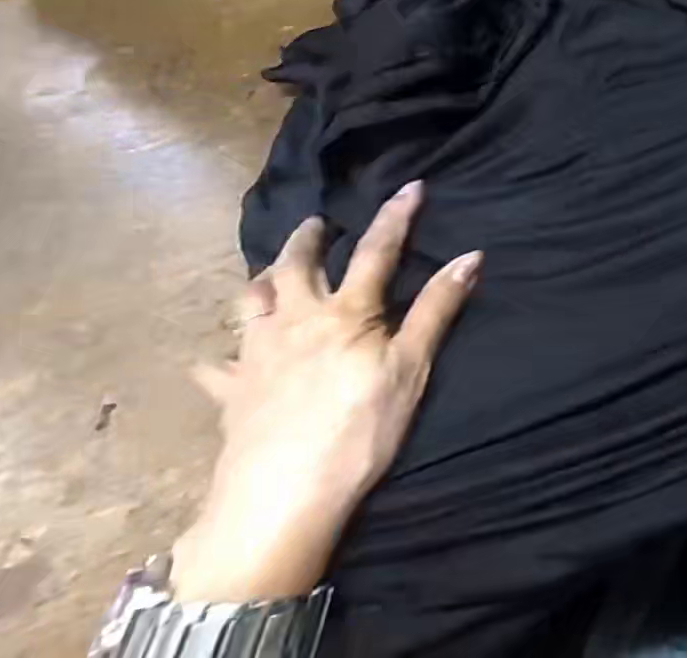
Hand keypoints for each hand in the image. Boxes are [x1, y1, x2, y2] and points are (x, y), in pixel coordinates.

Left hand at [171, 182, 479, 602]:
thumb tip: (471, 256)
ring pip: (248, 304)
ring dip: (261, 280)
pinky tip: (219, 359)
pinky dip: (219, 356)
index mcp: (345, 314)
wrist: (281, 500)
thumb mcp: (411, 366)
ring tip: (270, 272)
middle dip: (307, 239)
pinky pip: (216, 368)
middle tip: (315, 223)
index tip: (411, 185)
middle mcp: (294, 323)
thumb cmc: (361, 429)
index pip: (376, 252)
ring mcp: (254, 358)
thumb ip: (437, 309)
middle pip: (295, 268)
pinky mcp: (231, 396)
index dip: (396, 216)